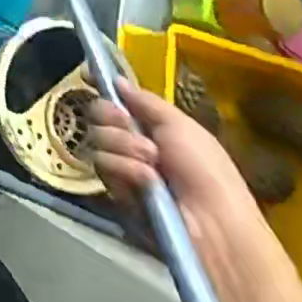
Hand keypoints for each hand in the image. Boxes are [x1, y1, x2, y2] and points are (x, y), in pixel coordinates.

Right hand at [88, 78, 255, 233]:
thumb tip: (116, 80)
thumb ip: (145, 101)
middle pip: (99, 114)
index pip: (118, 101)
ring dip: (124, 147)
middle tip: (128, 125)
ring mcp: (123, 167)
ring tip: (152, 163)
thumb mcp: (181, 126)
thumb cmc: (206, 170)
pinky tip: (147, 181)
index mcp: (152, 126)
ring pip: (98, 139)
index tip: (88, 76)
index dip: (102, 87)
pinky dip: (125, 169)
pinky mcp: (115, 191)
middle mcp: (133, 143)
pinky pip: (104, 166)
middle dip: (112, 117)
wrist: (213, 225)